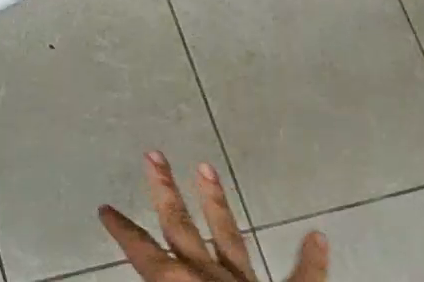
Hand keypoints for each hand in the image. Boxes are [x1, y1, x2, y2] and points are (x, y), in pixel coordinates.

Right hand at [98, 152, 327, 281]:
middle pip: (181, 226)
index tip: (105, 208)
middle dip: (164, 190)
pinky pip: (303, 279)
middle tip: (153, 154)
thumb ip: (153, 280)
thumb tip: (140, 272)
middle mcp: (209, 276)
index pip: (141, 251)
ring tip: (206, 167)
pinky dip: (311, 259)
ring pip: (229, 237)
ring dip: (216, 202)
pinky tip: (318, 236)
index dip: (121, 230)